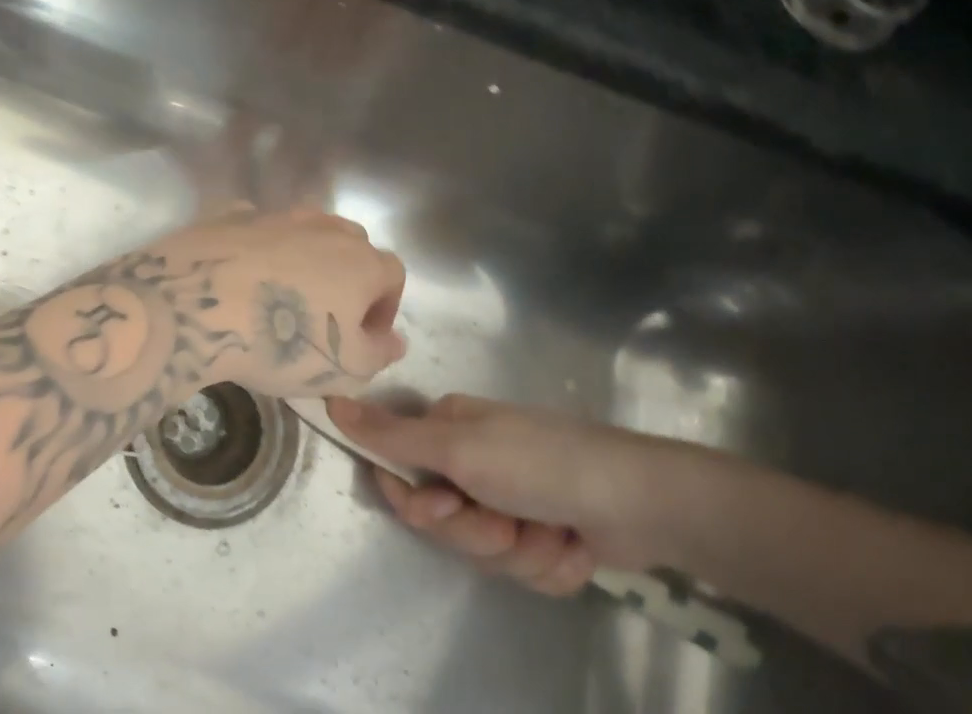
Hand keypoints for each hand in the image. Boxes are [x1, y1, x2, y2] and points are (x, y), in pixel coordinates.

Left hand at [145, 208, 406, 398]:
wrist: (196, 307)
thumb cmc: (283, 342)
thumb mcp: (345, 369)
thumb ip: (379, 354)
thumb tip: (394, 341)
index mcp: (361, 260)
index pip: (393, 274)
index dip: (385, 307)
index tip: (364, 336)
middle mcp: (322, 226)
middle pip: (350, 243)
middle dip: (346, 276)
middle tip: (324, 314)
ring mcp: (273, 215)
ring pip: (302, 229)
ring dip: (301, 258)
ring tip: (280, 294)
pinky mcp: (227, 216)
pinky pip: (252, 227)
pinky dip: (254, 245)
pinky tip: (238, 273)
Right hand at [327, 394, 700, 593]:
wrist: (643, 504)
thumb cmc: (542, 463)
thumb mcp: (458, 448)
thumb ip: (391, 435)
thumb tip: (328, 401)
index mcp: (448, 434)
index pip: (399, 477)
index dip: (417, 504)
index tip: (445, 505)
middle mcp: (473, 465)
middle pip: (441, 523)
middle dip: (477, 533)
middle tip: (508, 519)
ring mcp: (510, 504)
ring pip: (481, 552)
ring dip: (518, 553)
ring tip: (552, 531)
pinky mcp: (543, 538)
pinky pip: (521, 571)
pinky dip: (548, 566)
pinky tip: (573, 547)